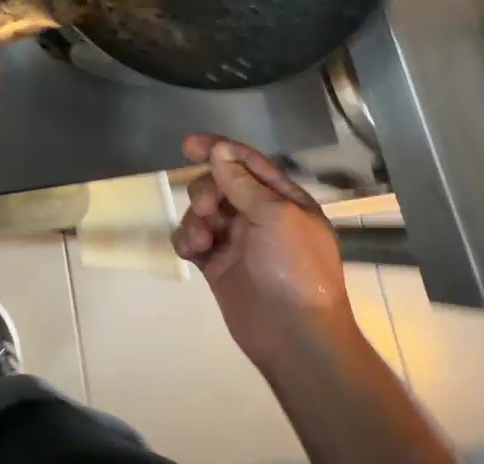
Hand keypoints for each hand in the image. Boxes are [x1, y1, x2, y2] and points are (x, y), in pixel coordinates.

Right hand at [171, 135, 354, 371]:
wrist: (295, 337)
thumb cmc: (296, 269)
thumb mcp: (276, 216)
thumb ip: (243, 182)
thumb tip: (219, 150)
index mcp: (282, 199)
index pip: (247, 163)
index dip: (219, 149)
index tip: (188, 145)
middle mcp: (259, 216)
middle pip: (219, 184)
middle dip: (206, 190)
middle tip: (207, 209)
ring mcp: (237, 242)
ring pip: (203, 212)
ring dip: (196, 218)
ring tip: (201, 240)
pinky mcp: (217, 266)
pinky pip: (193, 240)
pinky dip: (187, 240)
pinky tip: (190, 251)